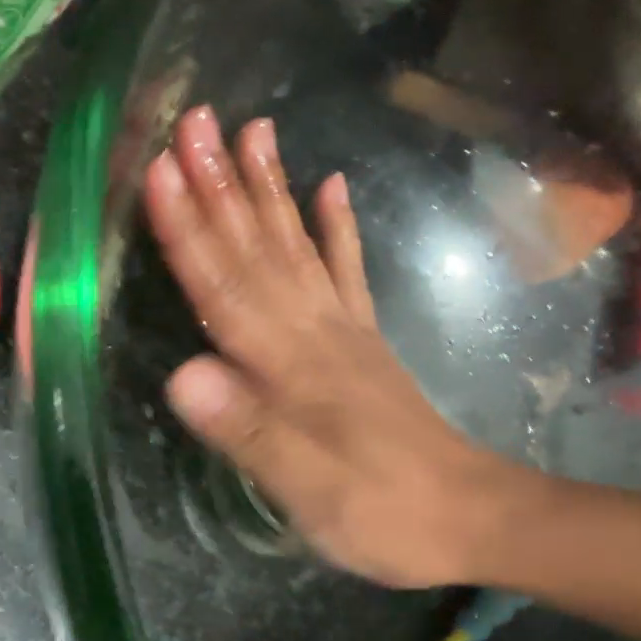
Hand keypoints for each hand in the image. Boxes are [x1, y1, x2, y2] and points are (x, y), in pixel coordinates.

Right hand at [144, 106, 532, 588]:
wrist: (478, 521)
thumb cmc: (382, 512)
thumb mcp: (307, 488)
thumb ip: (246, 430)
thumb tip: (182, 375)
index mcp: (290, 364)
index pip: (226, 286)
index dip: (189, 229)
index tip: (161, 169)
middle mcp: (314, 331)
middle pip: (258, 248)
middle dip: (221, 183)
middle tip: (196, 119)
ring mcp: (343, 330)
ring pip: (297, 245)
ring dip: (269, 187)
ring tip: (252, 127)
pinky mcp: (362, 342)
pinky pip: (346, 270)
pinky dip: (335, 225)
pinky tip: (329, 183)